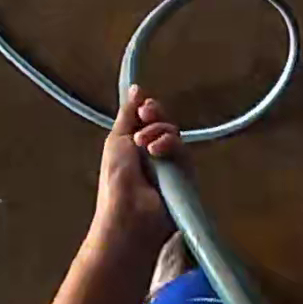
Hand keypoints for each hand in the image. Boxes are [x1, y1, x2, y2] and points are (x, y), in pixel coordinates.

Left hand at [89, 84, 180, 251]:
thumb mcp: (117, 140)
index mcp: (136, 144)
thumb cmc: (116, 180)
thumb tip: (136, 88)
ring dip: (158, 131)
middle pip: (163, 121)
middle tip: (146, 115)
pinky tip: (156, 151)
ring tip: (144, 145)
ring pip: (173, 132)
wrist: (128, 215)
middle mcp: (155, 152)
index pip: (149, 118)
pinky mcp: (186, 173)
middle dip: (154, 115)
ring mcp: (171, 163)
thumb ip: (128, 114)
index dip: (147, 109)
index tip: (142, 108)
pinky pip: (183, 149)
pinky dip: (169, 144)